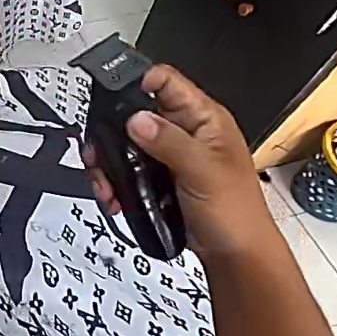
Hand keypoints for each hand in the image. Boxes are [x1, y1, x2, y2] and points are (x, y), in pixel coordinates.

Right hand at [85, 64, 272, 257]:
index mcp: (205, 119)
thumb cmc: (237, 213)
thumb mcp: (203, 171)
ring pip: (129, 144)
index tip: (114, 96)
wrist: (235, 255)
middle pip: (138, 113)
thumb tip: (137, 119)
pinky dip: (117, 181)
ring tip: (105, 179)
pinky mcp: (160, 178)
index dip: (140, 80)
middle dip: (114, 131)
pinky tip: (115, 194)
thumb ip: (169, 142)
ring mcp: (171, 156)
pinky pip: (130, 170)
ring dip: (111, 160)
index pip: (168, 81)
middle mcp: (186, 133)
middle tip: (100, 149)